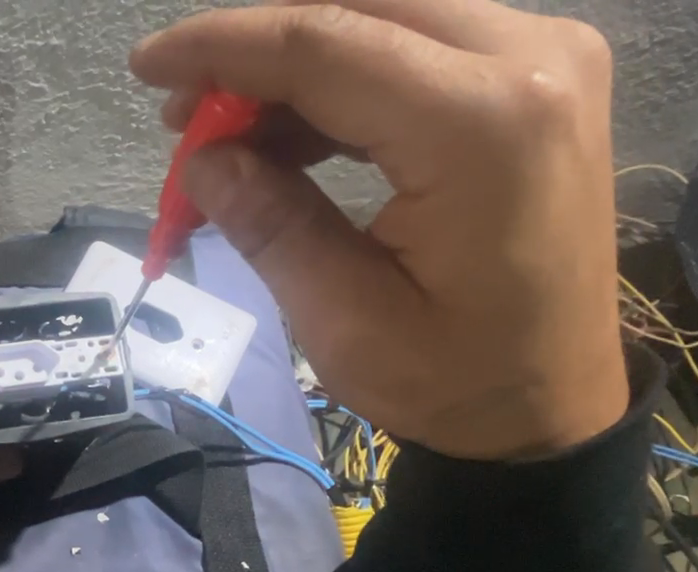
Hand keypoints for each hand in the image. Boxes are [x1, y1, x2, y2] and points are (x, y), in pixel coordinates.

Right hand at [132, 0, 628, 459]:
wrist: (551, 405)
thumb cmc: (451, 381)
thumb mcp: (343, 319)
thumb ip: (271, 225)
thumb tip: (203, 160)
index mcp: (481, 126)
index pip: (324, 45)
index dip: (223, 47)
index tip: (146, 65)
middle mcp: (527, 59)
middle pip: (357, 7)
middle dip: (255, 51)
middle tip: (185, 116)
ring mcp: (540, 60)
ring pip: (384, 17)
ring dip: (292, 66)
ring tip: (223, 137)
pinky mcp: (533, 81)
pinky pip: (415, 49)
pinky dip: (338, 83)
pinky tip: (287, 137)